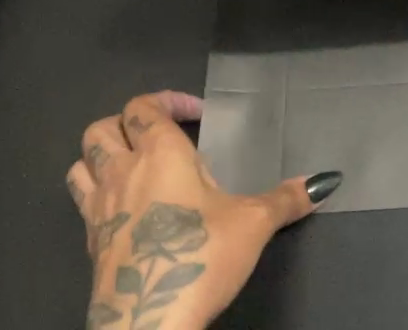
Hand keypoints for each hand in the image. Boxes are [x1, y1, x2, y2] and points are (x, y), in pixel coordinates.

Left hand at [66, 91, 341, 329]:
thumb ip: (286, 199)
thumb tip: (326, 181)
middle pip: (103, 127)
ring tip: (135, 168)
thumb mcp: (253, 224)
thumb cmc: (199, 255)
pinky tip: (130, 214)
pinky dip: (100, 197)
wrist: (146, 322)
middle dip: (128, 123)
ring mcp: (98, 209)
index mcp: (159, 152)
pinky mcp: (91, 245)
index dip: (169, 100)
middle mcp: (122, 172)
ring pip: (81, 162)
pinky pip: (83, 205)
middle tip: (161, 137)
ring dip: (102, 157)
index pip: (145, 105)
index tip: (198, 115)